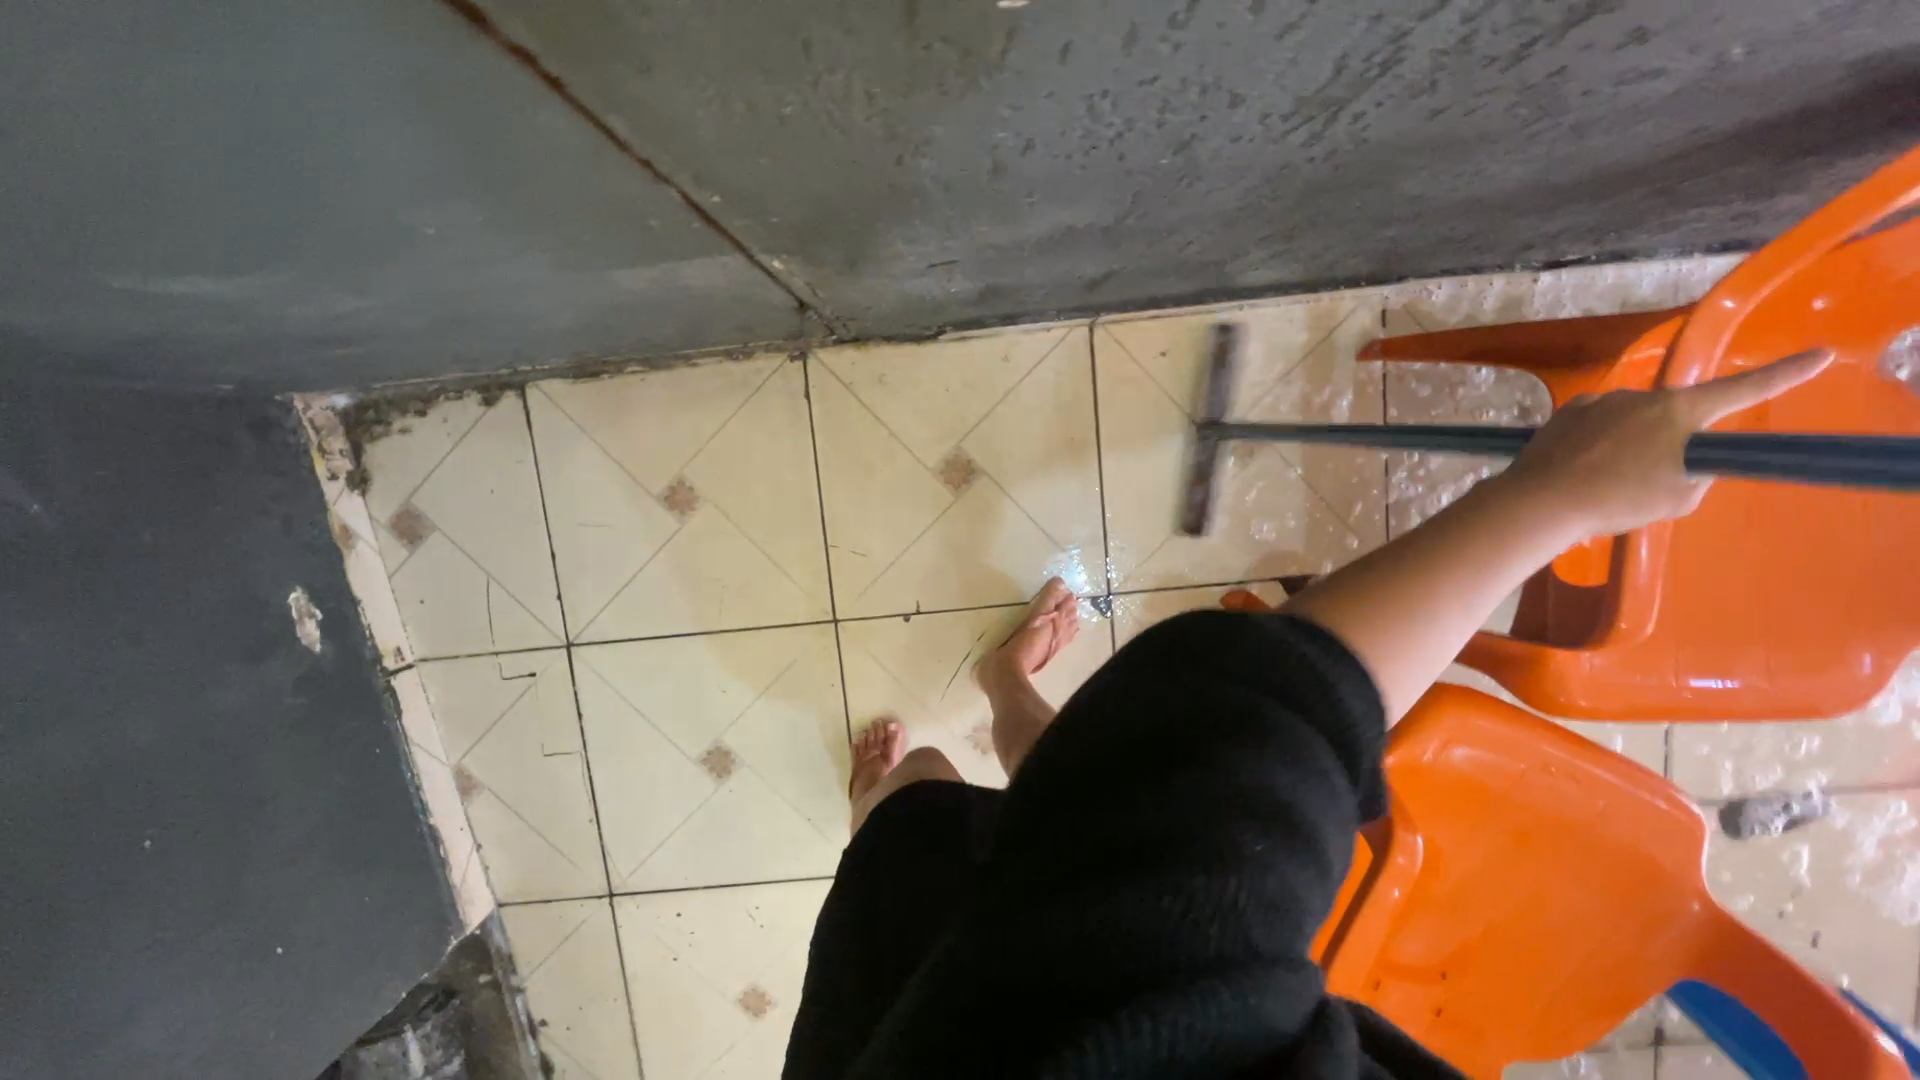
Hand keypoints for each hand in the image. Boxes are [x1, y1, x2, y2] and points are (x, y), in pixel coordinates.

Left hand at [1500, 348, 1832, 538]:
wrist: (1539, 502)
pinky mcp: (1562, 415)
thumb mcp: (1680, 494)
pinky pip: (1593, 429)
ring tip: (1602, 482)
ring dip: (1624, 447)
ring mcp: (1595, 402)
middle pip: (1671, 415)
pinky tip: (1578, 473)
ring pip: (1627, 423)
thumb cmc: (1617, 500)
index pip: (1743, 389)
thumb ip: (1697, 469)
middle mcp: (1637, 395)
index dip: (1783, 375)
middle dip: (1665, 443)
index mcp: (1678, 410)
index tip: (1822, 354)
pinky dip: (1593, 448)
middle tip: (1640, 479)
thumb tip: (1688, 458)